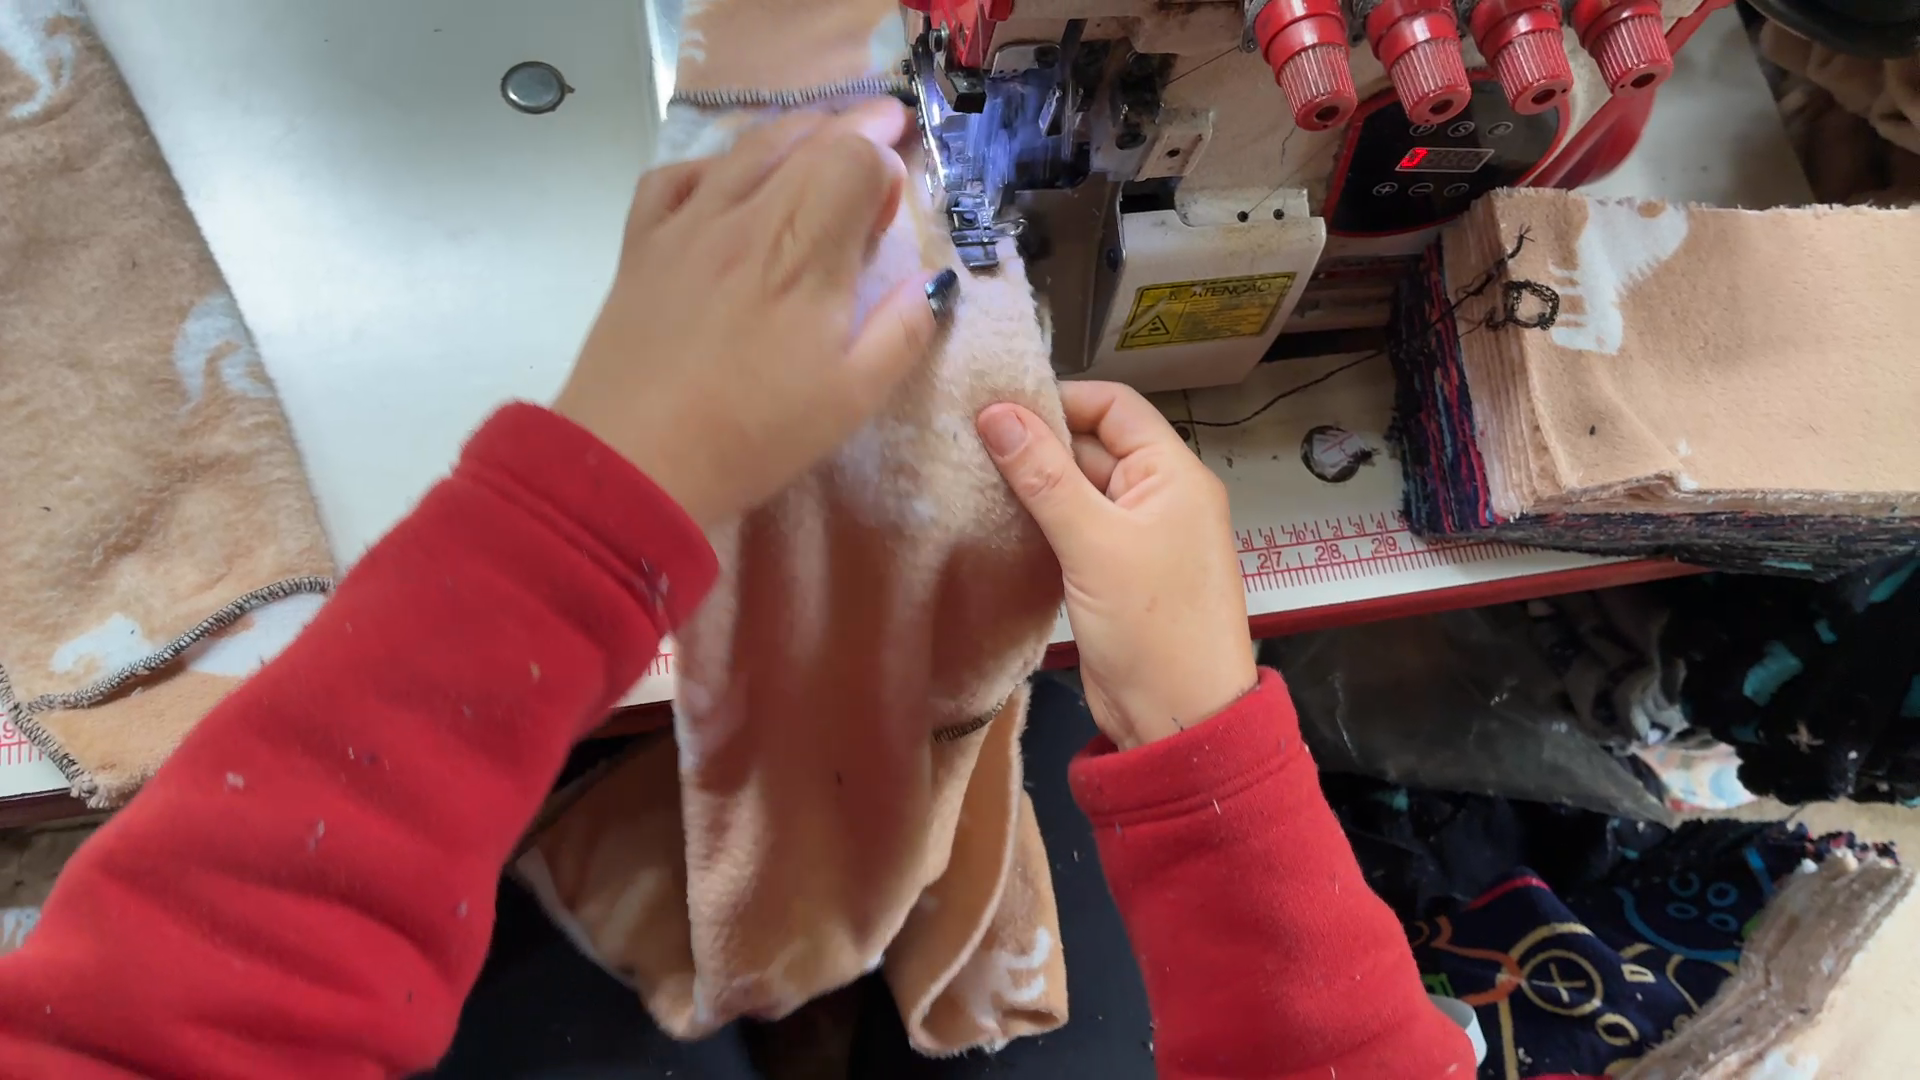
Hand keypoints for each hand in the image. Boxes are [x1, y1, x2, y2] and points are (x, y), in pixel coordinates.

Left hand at [554, 101, 957, 526]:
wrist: (638, 459)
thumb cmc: (756, 435)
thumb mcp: (853, 399)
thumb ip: (903, 332)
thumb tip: (933, 281)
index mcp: (806, 254)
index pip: (854, 161)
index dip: (883, 165)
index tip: (890, 206)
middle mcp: (747, 219)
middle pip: (807, 140)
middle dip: (853, 130)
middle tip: (879, 135)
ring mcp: (687, 224)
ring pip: (746, 146)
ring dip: (794, 133)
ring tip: (819, 140)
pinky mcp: (643, 241)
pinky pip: (680, 172)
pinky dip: (717, 163)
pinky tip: (730, 181)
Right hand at [976, 382, 1255, 749]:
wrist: (1177, 716)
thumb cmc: (1150, 622)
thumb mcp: (1093, 542)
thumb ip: (1043, 475)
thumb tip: (995, 412)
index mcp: (1172, 473)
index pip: (1115, 407)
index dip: (1060, 399)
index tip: (1000, 408)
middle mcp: (1157, 494)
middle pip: (1093, 445)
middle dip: (1039, 441)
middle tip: (971, 439)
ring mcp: (1134, 533)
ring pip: (1079, 488)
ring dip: (1035, 482)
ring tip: (972, 471)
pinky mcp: (1112, 568)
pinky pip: (1075, 526)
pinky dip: (1042, 519)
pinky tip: (997, 515)